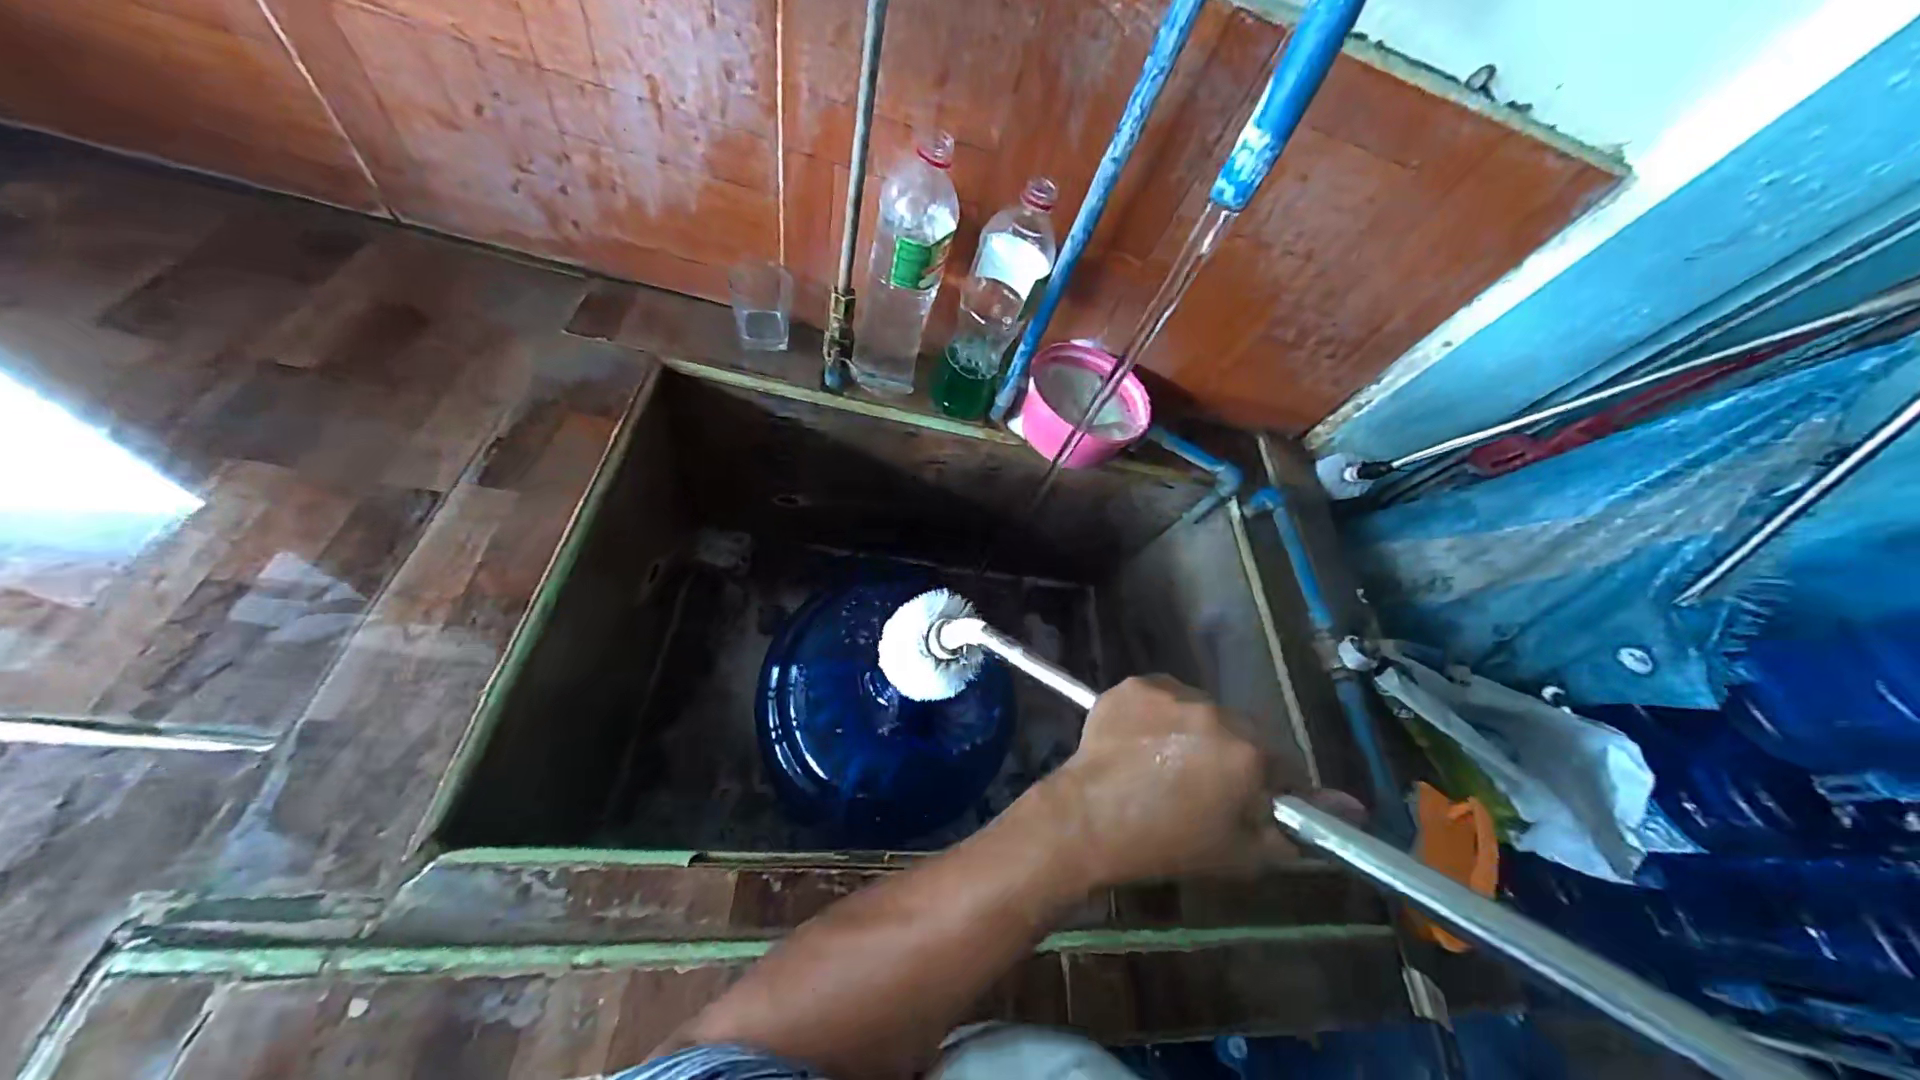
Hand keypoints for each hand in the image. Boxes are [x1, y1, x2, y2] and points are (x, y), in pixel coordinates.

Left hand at [1022, 675, 1361, 889]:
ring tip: (1164, 761)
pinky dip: (1157, 715)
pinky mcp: (1132, 684)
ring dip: (1194, 730)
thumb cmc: (1166, 843)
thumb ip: (1296, 829)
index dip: (1270, 784)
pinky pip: (1160, 698)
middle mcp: (1214, 711)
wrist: (1087, 819)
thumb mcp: (1240, 853)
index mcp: (1247, 751)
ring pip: (1199, 709)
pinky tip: (1140, 743)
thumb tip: (1352, 809)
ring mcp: (1169, 692)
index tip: (1249, 801)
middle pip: (1240, 731)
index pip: (1283, 762)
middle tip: (1201, 784)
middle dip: (1231, 755)